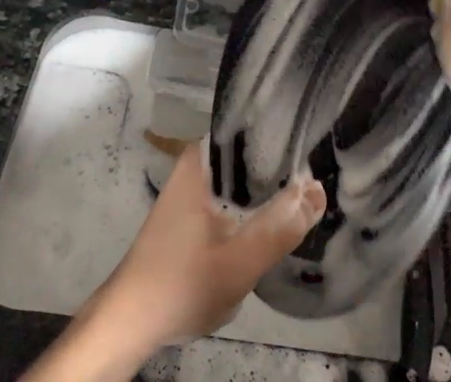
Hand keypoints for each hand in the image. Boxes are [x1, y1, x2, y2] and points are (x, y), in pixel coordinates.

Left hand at [96, 145, 325, 343]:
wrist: (130, 322)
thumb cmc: (181, 285)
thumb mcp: (240, 263)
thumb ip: (281, 228)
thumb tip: (318, 191)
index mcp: (201, 164)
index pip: (249, 128)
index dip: (284, 135)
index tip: (316, 145)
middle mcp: (194, 168)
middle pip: (248, 155)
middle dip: (282, 167)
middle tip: (320, 176)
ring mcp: (191, 192)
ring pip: (241, 180)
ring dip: (268, 190)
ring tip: (307, 196)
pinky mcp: (192, 216)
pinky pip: (232, 199)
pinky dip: (252, 208)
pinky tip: (274, 222)